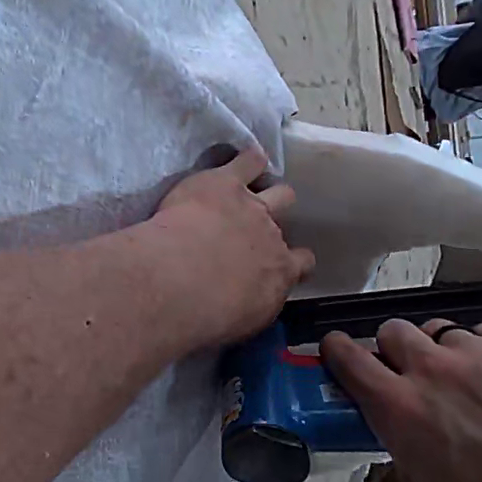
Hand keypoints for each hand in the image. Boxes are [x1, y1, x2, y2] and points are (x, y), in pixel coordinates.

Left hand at [139, 146, 315, 351]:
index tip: (280, 261)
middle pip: (287, 219)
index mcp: (279, 274)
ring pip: (278, 190)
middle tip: (252, 226)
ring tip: (252, 189)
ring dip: (267, 189)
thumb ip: (251, 305)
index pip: (302, 263)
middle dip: (275, 219)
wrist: (179, 283)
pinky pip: (249, 160)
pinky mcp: (225, 182)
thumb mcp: (238, 323)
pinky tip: (245, 158)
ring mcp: (252, 206)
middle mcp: (272, 237)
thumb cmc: (205, 315)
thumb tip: (248, 301)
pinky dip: (249, 159)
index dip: (294, 259)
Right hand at [320, 320, 481, 481]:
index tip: (339, 349)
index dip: (339, 350)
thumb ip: (407, 452)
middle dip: (397, 350)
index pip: (351, 358)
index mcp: (407, 412)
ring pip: (448, 332)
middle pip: (396, 330)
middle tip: (415, 375)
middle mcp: (441, 371)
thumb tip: (401, 429)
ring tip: (476, 386)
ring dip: (449, 354)